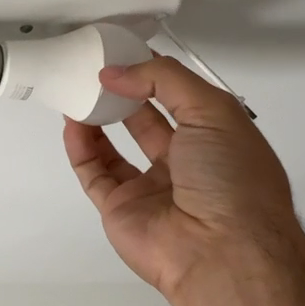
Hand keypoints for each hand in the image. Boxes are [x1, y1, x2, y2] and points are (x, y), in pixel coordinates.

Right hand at [63, 56, 303, 297]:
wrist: (220, 252)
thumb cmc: (232, 179)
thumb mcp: (213, 111)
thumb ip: (164, 81)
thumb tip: (117, 73)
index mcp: (216, 138)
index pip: (180, 97)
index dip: (153, 74)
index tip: (124, 53)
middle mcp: (184, 163)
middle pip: (144, 120)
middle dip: (121, 94)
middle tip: (94, 70)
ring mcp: (149, 188)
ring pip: (114, 147)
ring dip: (97, 118)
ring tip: (79, 92)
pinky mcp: (118, 208)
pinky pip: (93, 173)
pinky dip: (80, 147)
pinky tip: (72, 123)